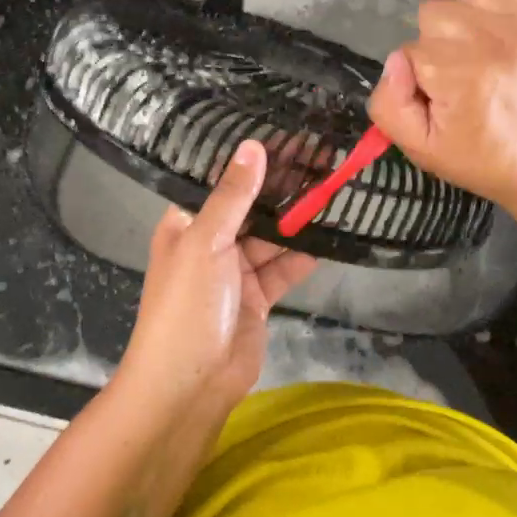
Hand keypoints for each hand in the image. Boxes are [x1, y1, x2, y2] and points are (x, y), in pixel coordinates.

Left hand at [118, 141, 317, 410]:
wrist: (190, 385)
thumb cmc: (187, 304)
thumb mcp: (206, 242)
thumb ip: (233, 195)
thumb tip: (253, 145)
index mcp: (185, 224)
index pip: (216, 182)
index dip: (246, 160)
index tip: (282, 132)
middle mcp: (209, 242)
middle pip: (248, 208)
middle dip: (279, 190)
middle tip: (319, 157)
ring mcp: (234, 272)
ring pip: (269, 237)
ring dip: (295, 221)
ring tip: (331, 189)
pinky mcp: (256, 298)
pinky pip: (282, 268)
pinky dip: (302, 255)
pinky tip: (329, 235)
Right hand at [369, 0, 516, 221]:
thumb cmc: (482, 160)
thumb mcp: (420, 149)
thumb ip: (390, 105)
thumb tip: (397, 62)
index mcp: (461, 73)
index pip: (409, 51)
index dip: (417, 79)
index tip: (438, 103)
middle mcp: (494, 39)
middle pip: (435, 12)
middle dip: (438, 44)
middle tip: (458, 78)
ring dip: (468, 11)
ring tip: (477, 44)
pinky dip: (508, 1)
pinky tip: (505, 30)